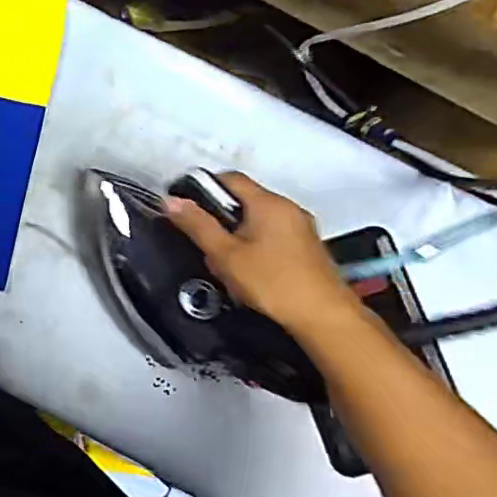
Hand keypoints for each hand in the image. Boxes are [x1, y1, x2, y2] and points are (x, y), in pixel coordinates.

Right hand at [163, 172, 365, 334]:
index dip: (201, 186)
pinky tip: (247, 270)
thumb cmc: (274, 283)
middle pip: (242, 199)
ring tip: (225, 262)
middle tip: (205, 243)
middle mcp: (288, 208)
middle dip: (218, 218)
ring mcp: (300, 228)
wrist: (324, 318)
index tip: (185, 206)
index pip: (228, 178)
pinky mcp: (306, 247)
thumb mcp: (224, 254)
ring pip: (255, 219)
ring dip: (234, 234)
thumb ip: (197, 225)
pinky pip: (270, 234)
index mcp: (268, 203)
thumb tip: (172, 201)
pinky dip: (253, 245)